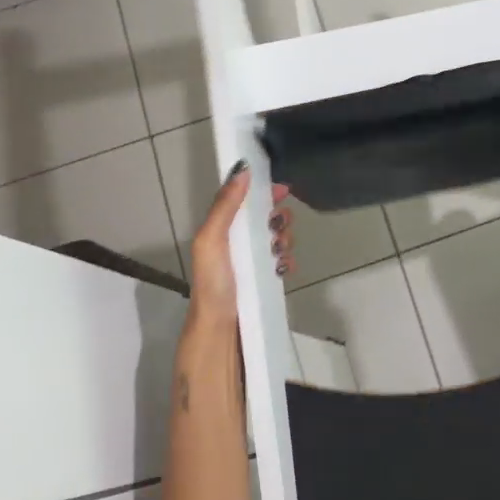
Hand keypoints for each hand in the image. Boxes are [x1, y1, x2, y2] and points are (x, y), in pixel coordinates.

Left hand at [188, 160, 295, 326]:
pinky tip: (285, 269)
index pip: (245, 201)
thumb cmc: (213, 282)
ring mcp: (251, 262)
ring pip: (277, 239)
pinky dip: (287, 261)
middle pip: (266, 219)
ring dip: (284, 240)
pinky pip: (283, 262)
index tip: (283, 190)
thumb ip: (225, 206)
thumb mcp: (212, 239)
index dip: (264, 192)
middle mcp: (236, 243)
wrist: (221, 329)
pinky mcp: (264, 280)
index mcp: (221, 230)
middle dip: (278, 219)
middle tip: (280, 229)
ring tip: (280, 254)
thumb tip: (243, 170)